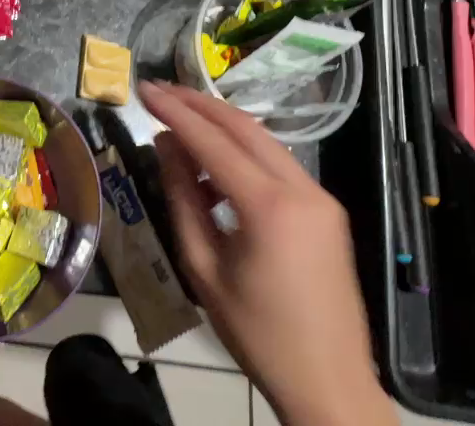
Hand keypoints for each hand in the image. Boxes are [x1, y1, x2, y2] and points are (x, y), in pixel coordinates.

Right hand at [139, 81, 393, 425]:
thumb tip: (166, 146)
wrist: (330, 384)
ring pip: (264, 140)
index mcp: (269, 206)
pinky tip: (215, 161)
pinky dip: (244, 151)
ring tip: (180, 117)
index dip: (175, 111)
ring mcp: (320, 197)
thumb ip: (183, 199)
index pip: (213, 141)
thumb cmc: (257, 334)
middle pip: (243, 126)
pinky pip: (279, 164)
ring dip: (222, 124)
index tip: (144, 89)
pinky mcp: (327, 209)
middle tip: (159, 91)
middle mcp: (301, 188)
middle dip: (199, 103)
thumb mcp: (204, 268)